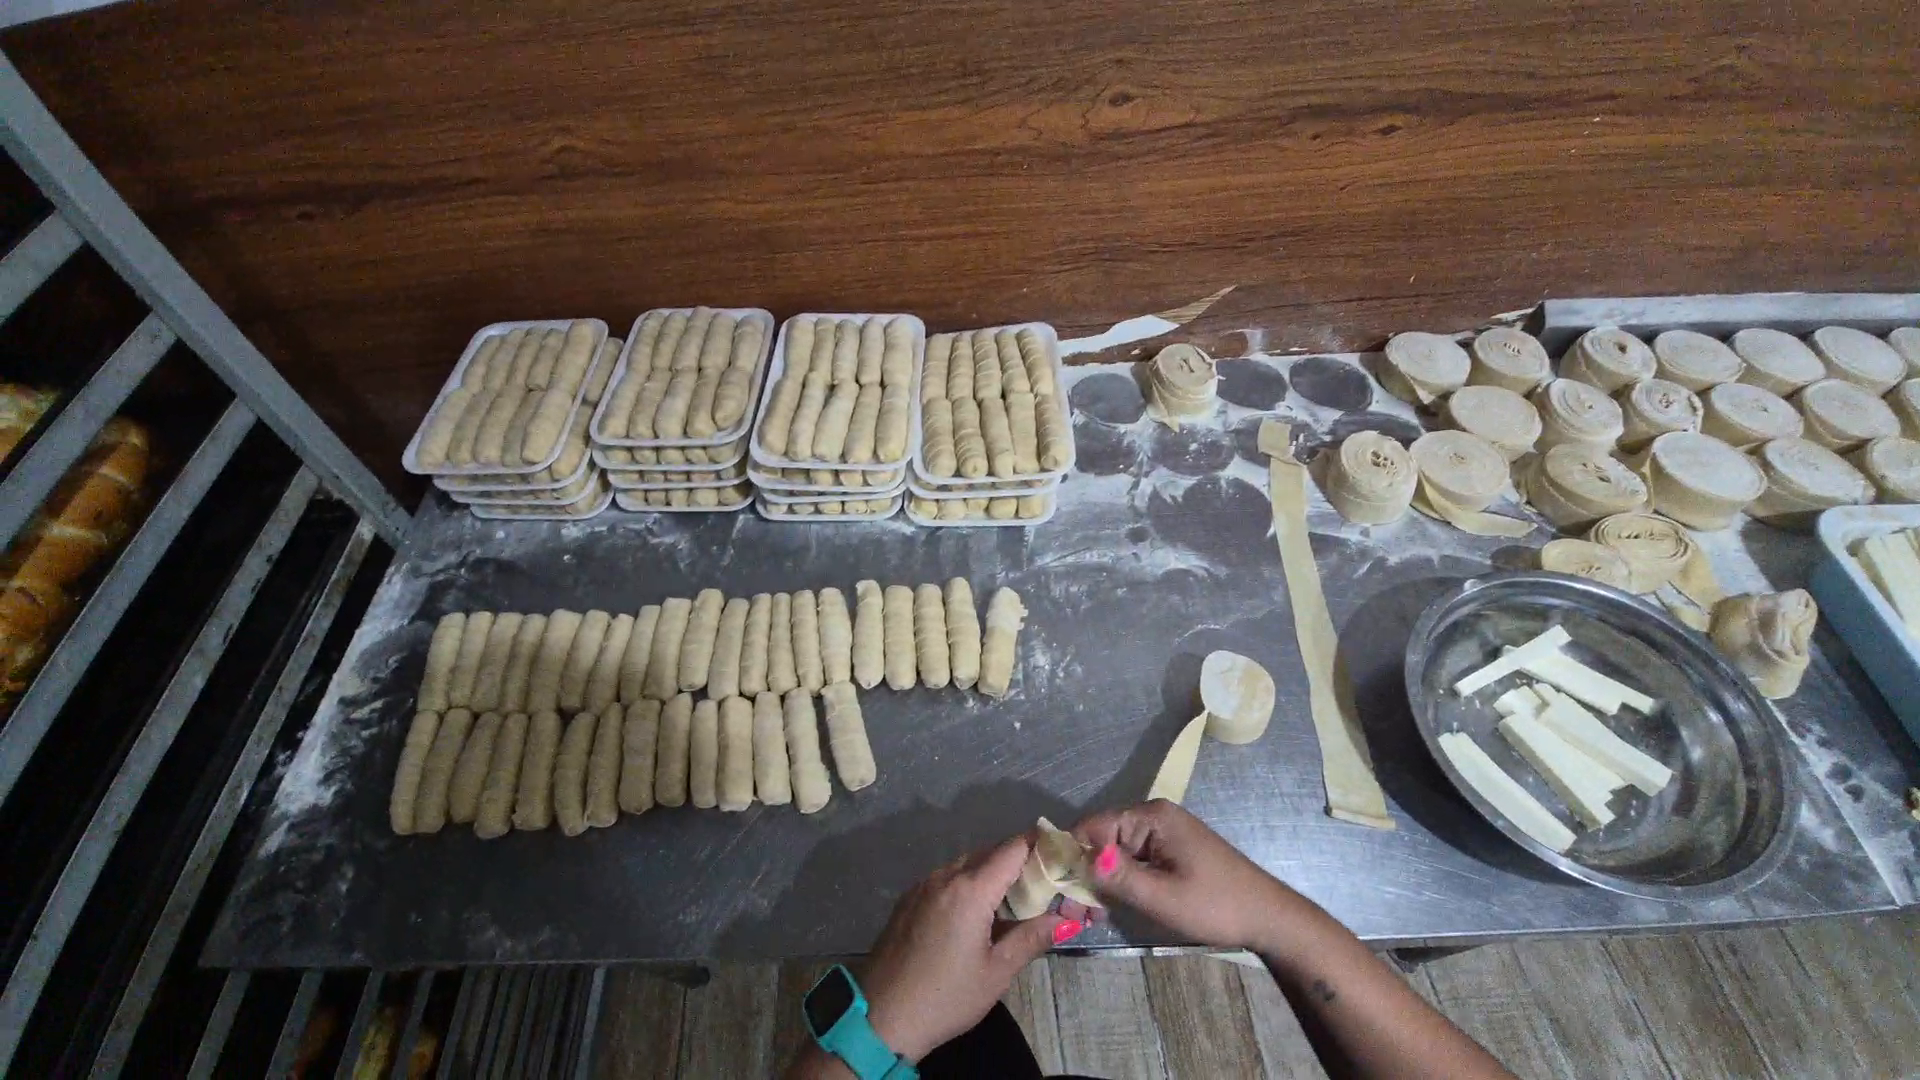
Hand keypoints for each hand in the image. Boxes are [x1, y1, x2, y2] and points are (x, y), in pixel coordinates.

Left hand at [857, 833, 1085, 1060]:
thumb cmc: (946, 997)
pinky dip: (967, 883)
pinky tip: (976, 912)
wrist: (881, 1017)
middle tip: (1043, 882)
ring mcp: (923, 885)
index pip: (1012, 849)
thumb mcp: (996, 973)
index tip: (1059, 851)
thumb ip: (1031, 939)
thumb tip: (1064, 921)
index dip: (1038, 844)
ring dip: (991, 872)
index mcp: (970, 890)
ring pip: (966, 863)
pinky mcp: (909, 898)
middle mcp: (945, 876)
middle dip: (1017, 861)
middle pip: (989, 853)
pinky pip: (946, 877)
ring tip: (1013, 900)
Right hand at [1072, 799, 1299, 951]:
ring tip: (1091, 913)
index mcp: (1153, 817)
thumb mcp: (1164, 897)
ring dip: (1102, 879)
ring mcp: (1164, 832)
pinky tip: (1113, 905)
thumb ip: (1120, 876)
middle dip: (1086, 871)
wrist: (1269, 918)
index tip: (1060, 888)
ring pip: (1116, 850)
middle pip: (1103, 837)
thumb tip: (1079, 858)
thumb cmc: (1217, 905)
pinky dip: (1121, 879)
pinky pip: (1133, 858)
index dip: (1073, 854)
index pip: (1095, 825)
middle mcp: (1155, 816)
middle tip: (1075, 911)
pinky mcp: (1170, 849)